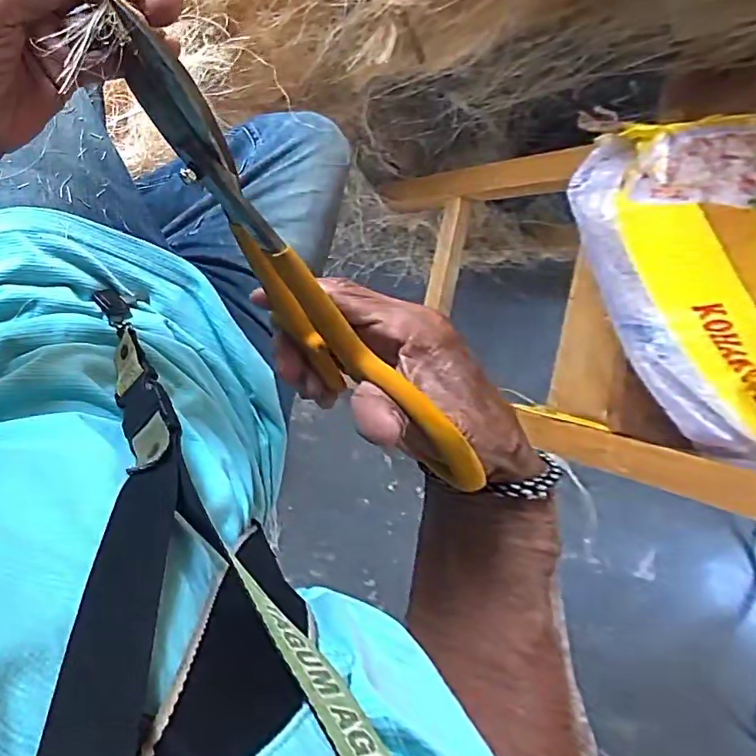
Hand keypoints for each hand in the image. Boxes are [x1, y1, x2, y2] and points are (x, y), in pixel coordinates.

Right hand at [253, 278, 544, 484]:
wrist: (494, 459)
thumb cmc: (468, 438)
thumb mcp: (429, 428)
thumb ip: (388, 413)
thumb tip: (361, 415)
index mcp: (412, 327)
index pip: (344, 298)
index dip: (300, 296)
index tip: (262, 300)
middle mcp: (401, 321)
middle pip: (329, 310)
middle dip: (298, 338)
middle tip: (291, 376)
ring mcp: (393, 335)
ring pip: (328, 327)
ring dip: (307, 356)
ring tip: (313, 393)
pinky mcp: (385, 351)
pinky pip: (338, 344)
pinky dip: (321, 364)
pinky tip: (324, 391)